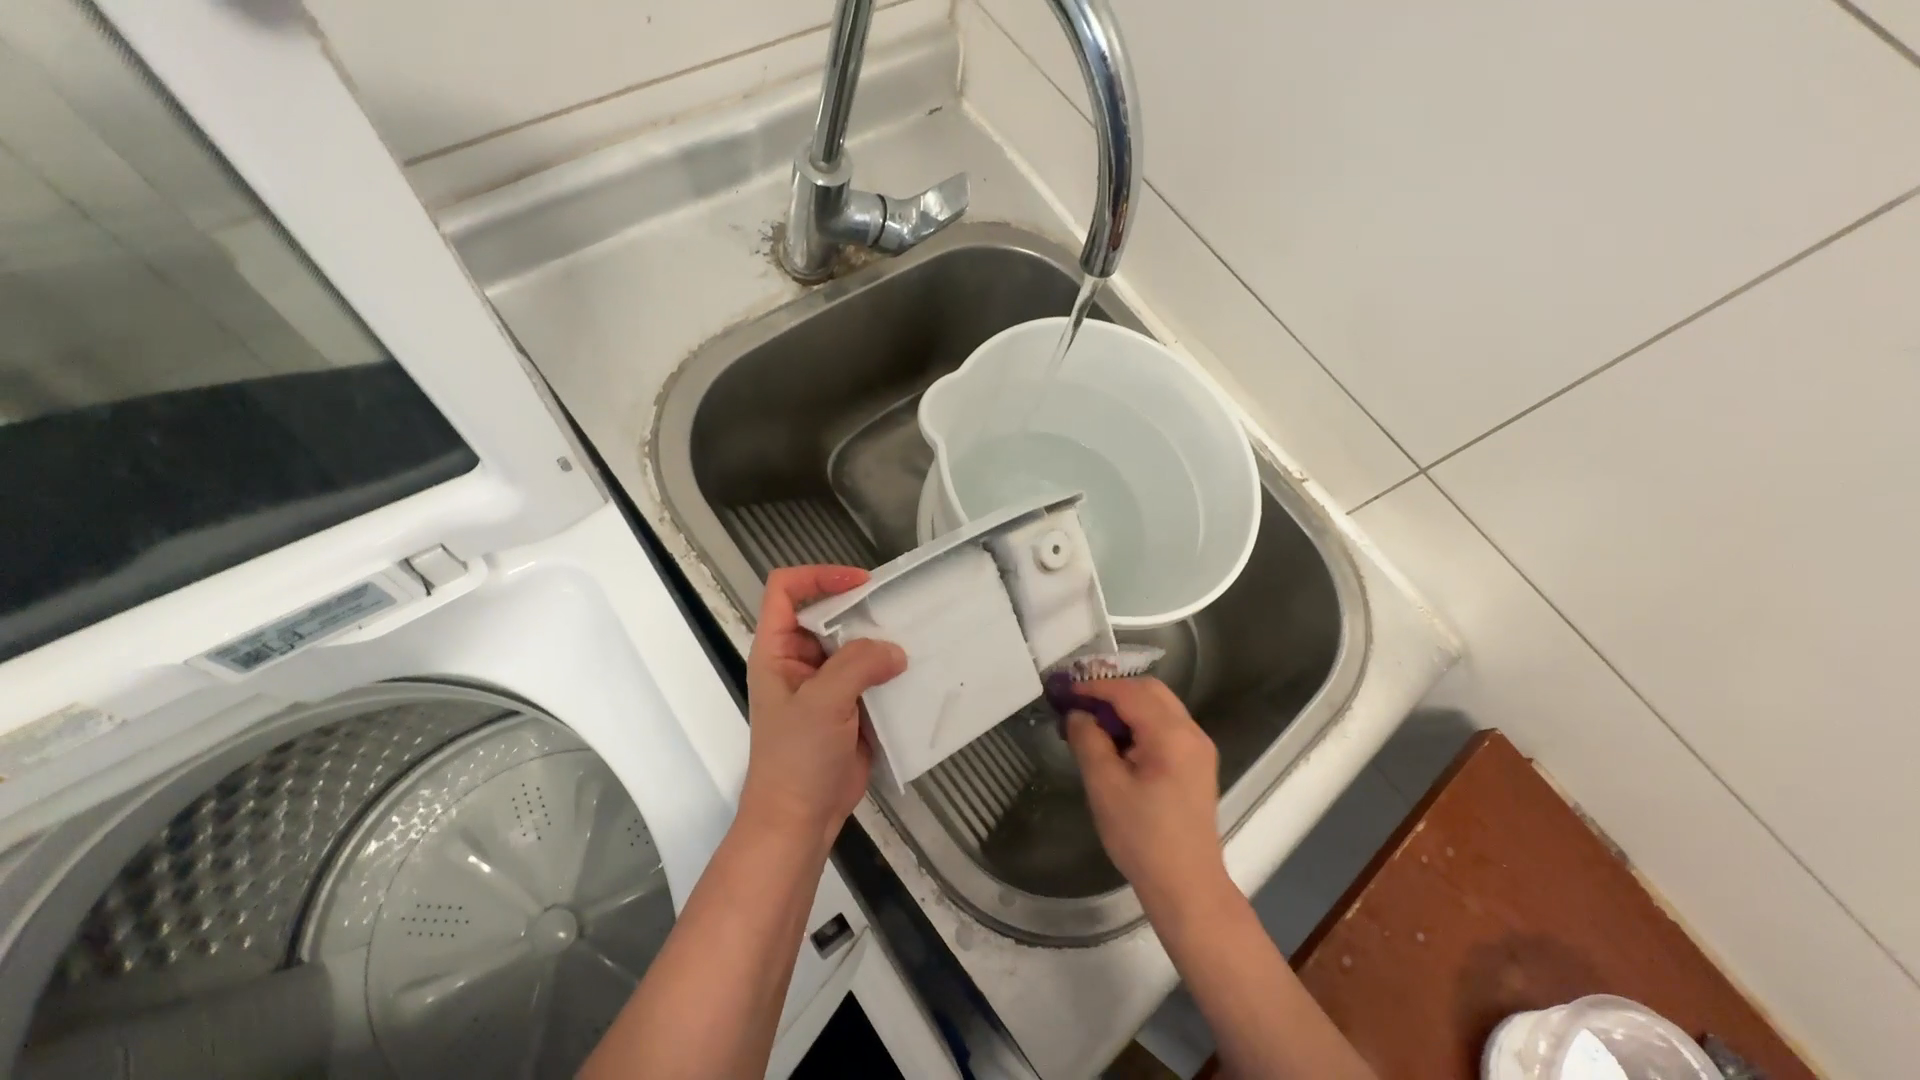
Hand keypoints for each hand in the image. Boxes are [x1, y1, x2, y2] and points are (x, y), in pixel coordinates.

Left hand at [740, 565, 907, 849]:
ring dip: (882, 640)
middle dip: (862, 608)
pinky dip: (893, 670)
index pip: (786, 590)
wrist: (800, 817)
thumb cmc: (796, 757)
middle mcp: (801, 660)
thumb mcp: (822, 703)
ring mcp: (827, 684)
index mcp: (777, 650)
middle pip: (829, 614)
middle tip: (901, 609)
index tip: (860, 584)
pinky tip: (918, 669)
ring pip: (855, 645)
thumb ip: (857, 666)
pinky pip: (873, 675)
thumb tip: (896, 651)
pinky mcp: (851, 706)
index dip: (819, 576)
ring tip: (916, 635)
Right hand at [1063, 678, 1228, 910]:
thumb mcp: (1104, 787)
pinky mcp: (1197, 765)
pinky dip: (1140, 725)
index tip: (1064, 692)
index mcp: (1172, 735)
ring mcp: (1199, 749)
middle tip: (1078, 706)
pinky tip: (1117, 745)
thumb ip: (1089, 741)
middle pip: (1150, 692)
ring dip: (1126, 708)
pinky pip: (1166, 728)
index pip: (1129, 692)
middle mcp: (1192, 733)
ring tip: (1092, 726)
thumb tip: (1078, 714)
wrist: (1186, 885)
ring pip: (1160, 708)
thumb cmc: (1142, 838)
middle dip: (1112, 692)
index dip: (1094, 687)